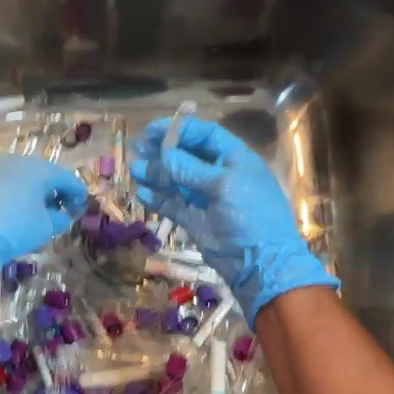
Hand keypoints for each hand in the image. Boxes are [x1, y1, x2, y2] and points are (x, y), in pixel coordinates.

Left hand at [0, 154, 88, 272]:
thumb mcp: (45, 228)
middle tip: (57, 210)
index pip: (68, 179)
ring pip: (21, 177)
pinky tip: (10, 209)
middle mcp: (20, 162)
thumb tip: (60, 215)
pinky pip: (3, 182)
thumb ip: (58, 219)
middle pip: (43, 175)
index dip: (77, 194)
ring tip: (33, 210)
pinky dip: (12, 193)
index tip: (79, 208)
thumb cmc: (16, 227)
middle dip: (52, 192)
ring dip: (31, 191)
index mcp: (42, 170)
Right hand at [129, 116, 336, 324]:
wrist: (259, 263)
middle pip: (187, 156)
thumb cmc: (250, 216)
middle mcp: (219, 175)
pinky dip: (157, 198)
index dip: (179, 130)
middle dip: (163, 151)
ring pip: (176, 181)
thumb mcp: (224, 185)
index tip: (152, 130)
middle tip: (138, 148)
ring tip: (134, 169)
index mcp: (235, 159)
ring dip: (155, 174)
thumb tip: (164, 155)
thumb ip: (191, 169)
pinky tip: (141, 192)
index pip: (205, 136)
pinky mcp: (194, 220)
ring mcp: (206, 199)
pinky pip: (172, 204)